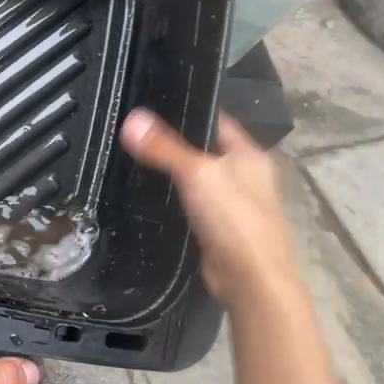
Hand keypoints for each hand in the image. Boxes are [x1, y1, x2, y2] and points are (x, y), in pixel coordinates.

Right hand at [120, 110, 296, 305]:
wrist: (252, 281)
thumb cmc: (234, 220)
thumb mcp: (197, 174)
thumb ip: (164, 147)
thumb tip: (131, 118)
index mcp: (250, 155)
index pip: (215, 119)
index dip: (186, 108)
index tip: (149, 101)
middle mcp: (245, 175)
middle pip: (202, 148)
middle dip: (171, 140)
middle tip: (131, 128)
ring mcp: (232, 203)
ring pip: (194, 177)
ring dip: (170, 172)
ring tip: (131, 155)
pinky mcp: (217, 228)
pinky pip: (189, 203)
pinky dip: (172, 198)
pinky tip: (146, 194)